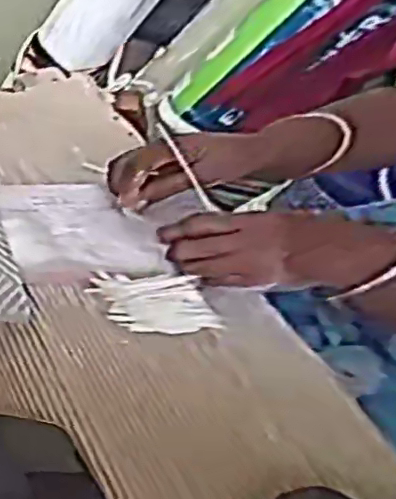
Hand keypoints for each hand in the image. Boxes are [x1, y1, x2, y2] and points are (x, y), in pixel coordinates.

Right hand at [107, 132, 276, 210]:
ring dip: (121, 184)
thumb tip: (135, 197)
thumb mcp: (203, 174)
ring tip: (129, 200)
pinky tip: (136, 196)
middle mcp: (162, 146)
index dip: (126, 183)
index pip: (135, 162)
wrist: (262, 152)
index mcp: (172, 145)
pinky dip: (129, 185)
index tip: (127, 201)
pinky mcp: (162, 162)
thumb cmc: (238, 160)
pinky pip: (135, 171)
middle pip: (123, 163)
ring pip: (125, 167)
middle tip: (124, 201)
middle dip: (118, 183)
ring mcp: (161, 153)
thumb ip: (167, 185)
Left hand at [158, 210, 395, 289]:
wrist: (336, 252)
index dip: (175, 230)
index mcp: (250, 223)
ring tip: (188, 262)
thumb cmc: (308, 229)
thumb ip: (236, 224)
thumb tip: (199, 231)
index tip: (164, 233)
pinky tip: (205, 274)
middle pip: (188, 249)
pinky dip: (202, 278)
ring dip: (185, 265)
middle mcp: (240, 244)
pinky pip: (210, 281)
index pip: (200, 224)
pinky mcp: (244, 281)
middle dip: (175, 251)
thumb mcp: (273, 217)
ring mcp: (240, 264)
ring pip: (194, 268)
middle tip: (174, 251)